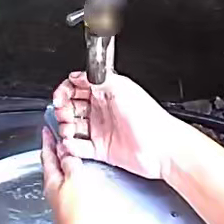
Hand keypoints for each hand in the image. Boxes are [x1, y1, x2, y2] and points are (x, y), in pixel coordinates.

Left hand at [41, 129, 120, 223]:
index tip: (46, 129)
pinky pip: (81, 189)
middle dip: (58, 151)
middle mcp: (58, 193)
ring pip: (68, 178)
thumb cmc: (81, 216)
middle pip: (55, 167)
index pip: (47, 156)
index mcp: (52, 183)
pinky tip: (93, 177)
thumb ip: (70, 163)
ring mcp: (70, 204)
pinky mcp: (83, 213)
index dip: (47, 141)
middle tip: (63, 137)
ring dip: (72, 164)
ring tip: (79, 153)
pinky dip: (84, 178)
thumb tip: (65, 151)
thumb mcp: (74, 179)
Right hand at [50, 72, 190, 180]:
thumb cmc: (148, 118)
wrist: (163, 148)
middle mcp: (101, 110)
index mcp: (106, 92)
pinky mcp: (101, 149)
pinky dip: (71, 147)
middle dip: (62, 109)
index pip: (77, 87)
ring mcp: (100, 130)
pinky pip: (79, 147)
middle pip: (71, 106)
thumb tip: (78, 74)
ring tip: (68, 131)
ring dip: (64, 128)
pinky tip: (70, 144)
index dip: (65, 91)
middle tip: (64, 114)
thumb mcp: (121, 89)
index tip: (60, 97)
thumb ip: (97, 78)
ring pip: (72, 126)